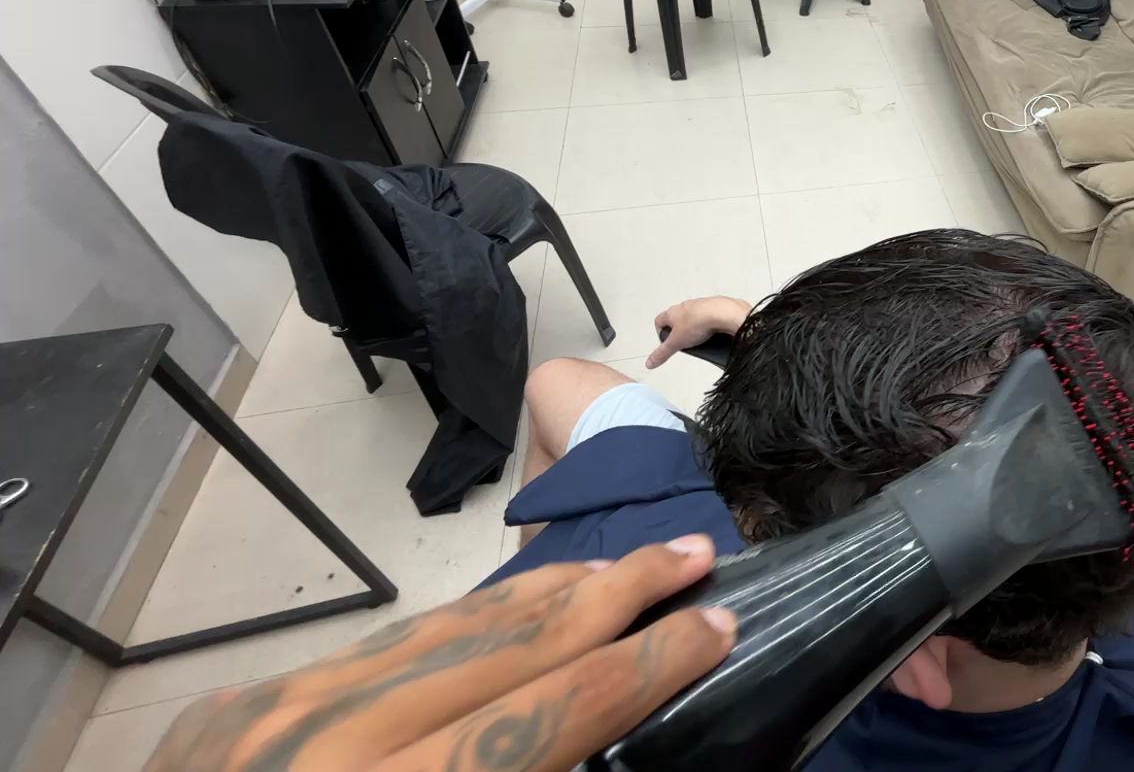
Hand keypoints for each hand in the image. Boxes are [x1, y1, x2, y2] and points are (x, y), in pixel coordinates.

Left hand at [144, 536, 735, 771]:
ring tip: (632, 562)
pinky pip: (406, 633)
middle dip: (629, 587)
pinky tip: (529, 597)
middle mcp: (334, 746)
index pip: (562, 712)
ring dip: (565, 585)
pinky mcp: (251, 695)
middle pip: (524, 640)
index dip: (653, 664)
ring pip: (468, 619)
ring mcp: (282, 708)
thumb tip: (614, 735)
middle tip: (699, 549)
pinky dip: (487, 609)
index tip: (720, 623)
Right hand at [648, 296, 752, 368]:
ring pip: (693, 316)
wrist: (723, 313)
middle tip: (683, 343)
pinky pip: (709, 315)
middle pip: (677, 318)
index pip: (659, 321)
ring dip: (694, 326)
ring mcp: (701, 304)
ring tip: (699, 339)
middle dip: (678, 330)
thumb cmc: (697, 324)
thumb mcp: (677, 343)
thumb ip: (662, 353)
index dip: (660, 332)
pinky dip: (709, 323)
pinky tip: (714, 333)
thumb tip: (649, 363)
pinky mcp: (716, 306)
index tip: (666, 343)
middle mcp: (685, 305)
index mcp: (672, 312)